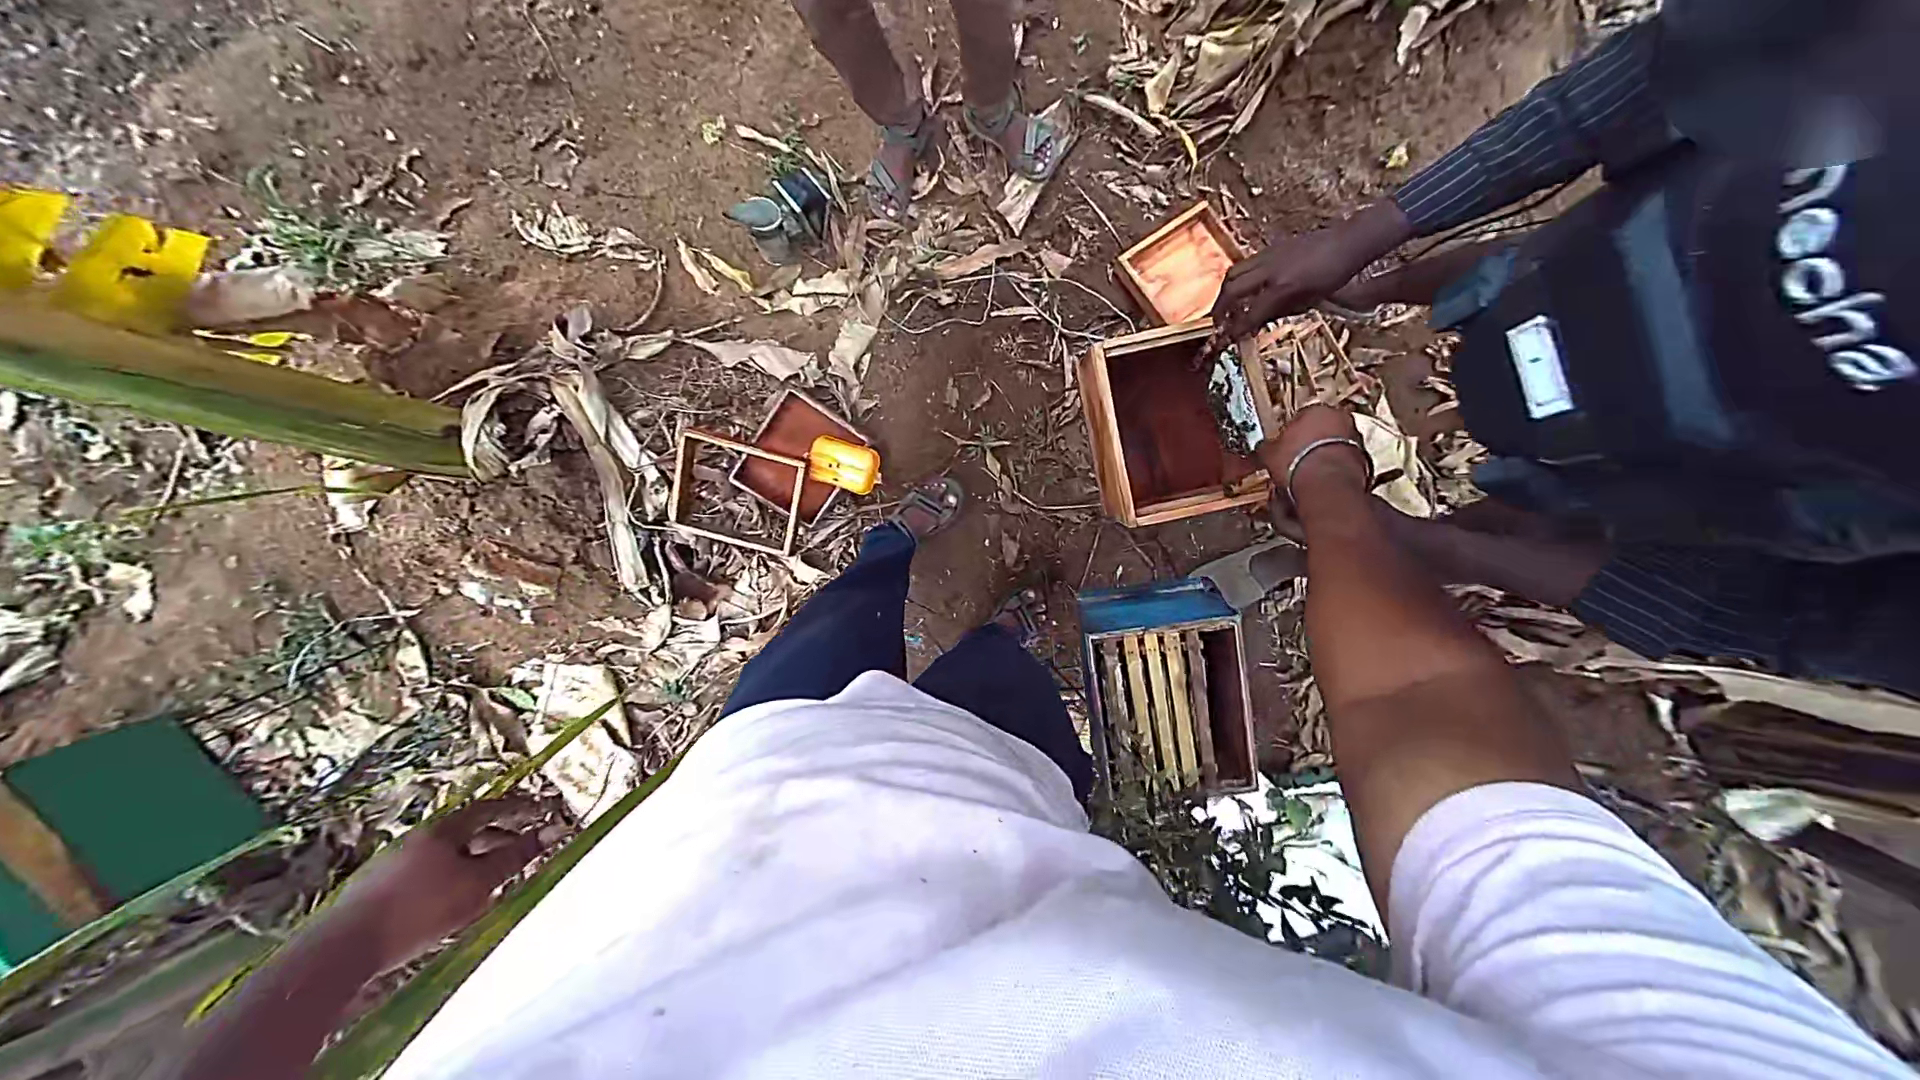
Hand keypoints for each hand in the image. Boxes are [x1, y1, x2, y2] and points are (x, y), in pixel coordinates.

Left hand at [324, 797, 555, 969]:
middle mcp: (417, 839)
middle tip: (520, 852)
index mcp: (443, 830)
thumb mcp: (478, 883)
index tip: (540, 808)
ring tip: (490, 883)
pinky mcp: (373, 892)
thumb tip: (554, 831)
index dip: (518, 807)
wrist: (338, 952)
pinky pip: (425, 876)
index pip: (489, 808)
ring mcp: (391, 865)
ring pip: (445, 856)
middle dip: (496, 839)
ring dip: (472, 863)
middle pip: (466, 832)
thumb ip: (517, 857)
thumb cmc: (418, 910)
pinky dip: (448, 880)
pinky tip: (451, 904)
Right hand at [1210, 201, 1414, 339]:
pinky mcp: (1272, 248)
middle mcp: (1271, 270)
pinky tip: (1245, 288)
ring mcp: (1270, 255)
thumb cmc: (1336, 274)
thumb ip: (1279, 311)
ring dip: (1225, 292)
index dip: (1235, 329)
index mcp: (1283, 287)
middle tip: (1218, 322)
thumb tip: (1255, 322)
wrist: (1350, 241)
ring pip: (1234, 273)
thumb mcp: (1309, 300)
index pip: (1250, 313)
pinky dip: (1239, 279)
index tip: (1226, 339)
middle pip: (1231, 289)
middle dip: (1220, 308)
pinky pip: (1246, 264)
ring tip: (1226, 305)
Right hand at [1257, 405, 1368, 504]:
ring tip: (1306, 472)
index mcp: (1316, 409)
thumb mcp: (1269, 453)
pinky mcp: (1363, 458)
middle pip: (1321, 427)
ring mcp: (1355, 437)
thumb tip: (1262, 450)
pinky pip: (1344, 460)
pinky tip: (1320, 480)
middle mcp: (1340, 418)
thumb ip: (1266, 447)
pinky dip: (1334, 468)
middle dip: (1309, 441)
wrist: (1325, 485)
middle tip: (1294, 456)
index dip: (1289, 431)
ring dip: (1323, 454)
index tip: (1283, 443)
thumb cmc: (1299, 462)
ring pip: (1334, 443)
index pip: (1300, 415)